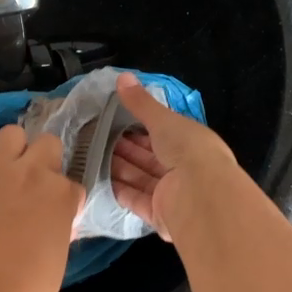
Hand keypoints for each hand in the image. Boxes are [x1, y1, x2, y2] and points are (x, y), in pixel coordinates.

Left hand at [0, 124, 83, 291]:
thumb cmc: (31, 291)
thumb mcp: (59, 251)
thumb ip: (59, 223)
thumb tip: (52, 217)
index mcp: (61, 193)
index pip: (71, 182)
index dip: (65, 199)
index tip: (56, 214)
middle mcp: (31, 173)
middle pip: (47, 143)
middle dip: (45, 161)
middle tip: (34, 187)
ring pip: (11, 134)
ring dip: (13, 152)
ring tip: (6, 175)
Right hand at [110, 72, 242, 242]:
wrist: (201, 196)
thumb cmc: (187, 150)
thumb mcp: (163, 120)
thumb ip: (141, 103)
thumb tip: (122, 76)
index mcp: (190, 143)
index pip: (161, 133)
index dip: (138, 127)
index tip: (113, 120)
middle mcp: (182, 168)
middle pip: (148, 157)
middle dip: (125, 148)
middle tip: (95, 138)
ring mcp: (171, 193)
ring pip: (140, 178)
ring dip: (119, 168)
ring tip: (91, 157)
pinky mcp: (159, 214)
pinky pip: (135, 200)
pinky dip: (120, 191)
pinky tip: (99, 181)